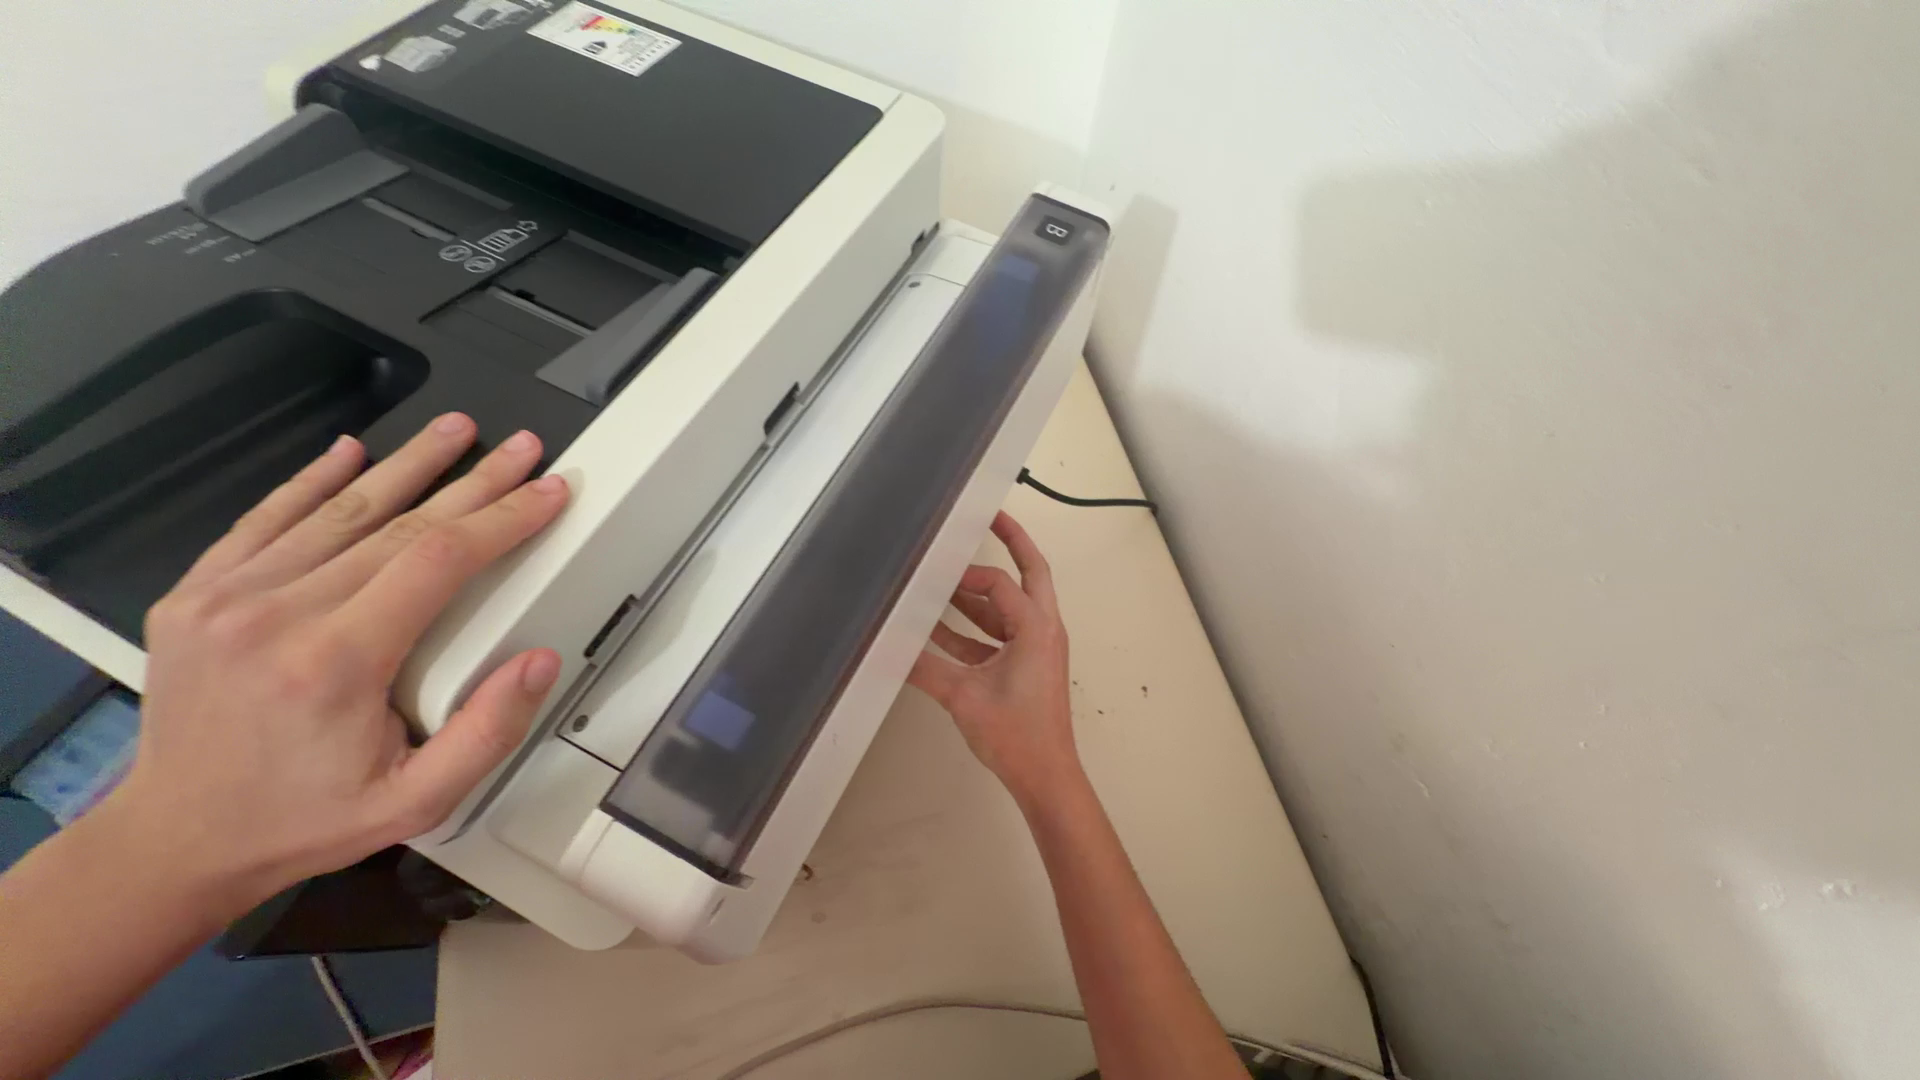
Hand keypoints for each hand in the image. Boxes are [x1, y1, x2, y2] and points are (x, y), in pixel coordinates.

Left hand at [111, 414, 568, 910]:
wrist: (174, 839)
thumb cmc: (305, 819)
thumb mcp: (419, 803)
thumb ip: (488, 732)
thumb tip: (539, 660)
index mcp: (336, 662)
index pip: (439, 561)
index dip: (503, 518)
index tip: (547, 493)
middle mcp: (276, 616)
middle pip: (399, 524)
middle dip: (476, 483)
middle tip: (524, 450)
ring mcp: (227, 598)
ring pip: (340, 509)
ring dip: (409, 464)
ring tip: (458, 428)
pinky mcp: (197, 594)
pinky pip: (265, 519)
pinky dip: (311, 480)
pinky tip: (349, 450)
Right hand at [908, 512, 1080, 806]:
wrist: (1045, 776)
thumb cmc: (1015, 734)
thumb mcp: (963, 696)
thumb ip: (925, 667)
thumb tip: (888, 645)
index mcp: (1036, 627)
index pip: (1001, 584)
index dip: (970, 575)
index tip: (939, 572)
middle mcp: (1043, 630)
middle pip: (1031, 573)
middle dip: (1014, 543)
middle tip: (993, 515)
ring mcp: (1036, 648)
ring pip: (1010, 608)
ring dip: (981, 595)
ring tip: (946, 577)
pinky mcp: (1026, 667)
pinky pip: (998, 636)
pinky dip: (973, 630)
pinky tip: (938, 629)